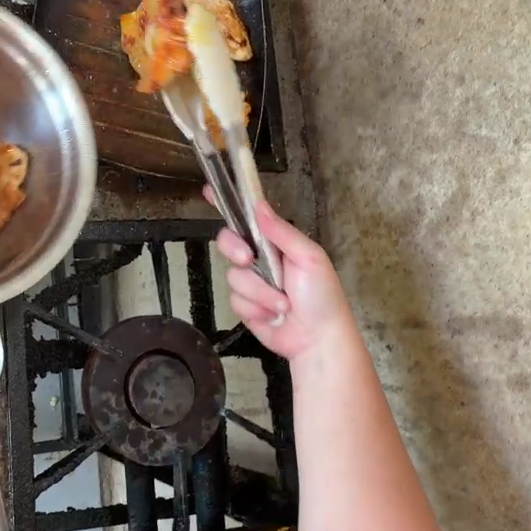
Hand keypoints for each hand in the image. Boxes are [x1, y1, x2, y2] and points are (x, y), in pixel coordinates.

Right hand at [212, 199, 359, 364]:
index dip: (226, 203)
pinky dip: (255, 308)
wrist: (318, 340)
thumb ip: (282, 232)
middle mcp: (260, 258)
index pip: (247, 217)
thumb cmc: (322, 297)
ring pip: (233, 276)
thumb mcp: (310, 258)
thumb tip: (259, 205)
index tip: (207, 191)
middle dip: (235, 250)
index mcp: (276, 242)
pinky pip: (235, 300)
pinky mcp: (245, 305)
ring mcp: (251, 282)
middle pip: (228, 242)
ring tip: (283, 304)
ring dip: (259, 292)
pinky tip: (273, 315)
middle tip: (248, 259)